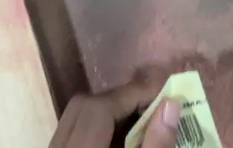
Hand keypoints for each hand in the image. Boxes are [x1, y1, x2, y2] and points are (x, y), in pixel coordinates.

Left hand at [46, 90, 181, 147]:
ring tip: (140, 121)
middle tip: (153, 107)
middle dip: (119, 101)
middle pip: (84, 106)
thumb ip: (155, 145)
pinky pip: (72, 132)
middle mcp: (60, 147)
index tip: (165, 91)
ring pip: (76, 117)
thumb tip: (171, 104)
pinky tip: (120, 139)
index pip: (101, 107)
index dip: (133, 94)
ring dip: (108, 112)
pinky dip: (97, 128)